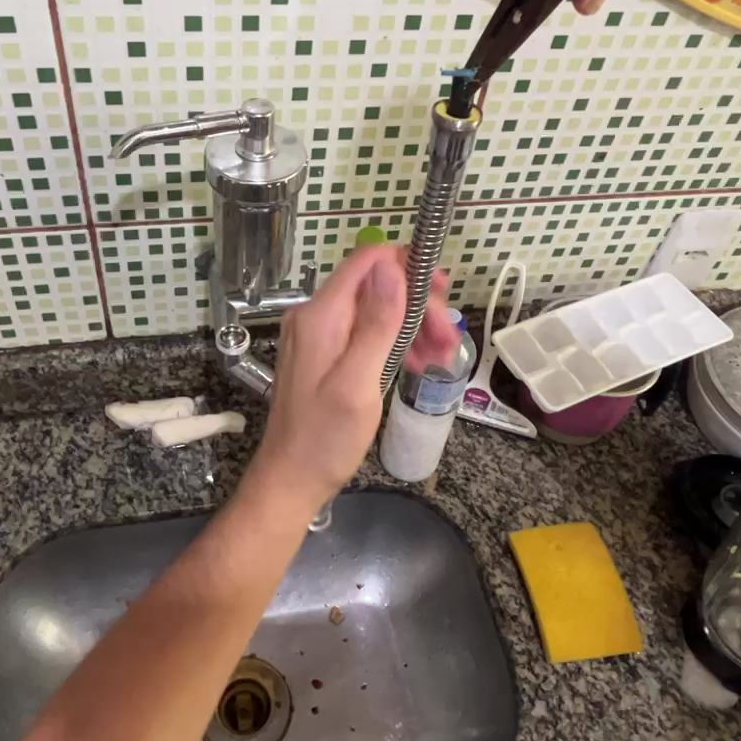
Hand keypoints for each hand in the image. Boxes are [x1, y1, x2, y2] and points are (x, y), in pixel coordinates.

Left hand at [251, 245, 456, 506]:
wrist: (291, 479)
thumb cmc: (325, 439)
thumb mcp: (358, 382)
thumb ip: (376, 324)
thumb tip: (391, 267)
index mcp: (320, 316)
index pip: (366, 262)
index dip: (407, 265)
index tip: (442, 289)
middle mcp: (315, 316)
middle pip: (375, 286)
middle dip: (418, 305)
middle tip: (449, 338)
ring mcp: (318, 335)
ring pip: (375, 310)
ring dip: (413, 327)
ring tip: (442, 357)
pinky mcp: (325, 354)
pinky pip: (365, 333)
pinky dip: (394, 343)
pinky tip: (418, 364)